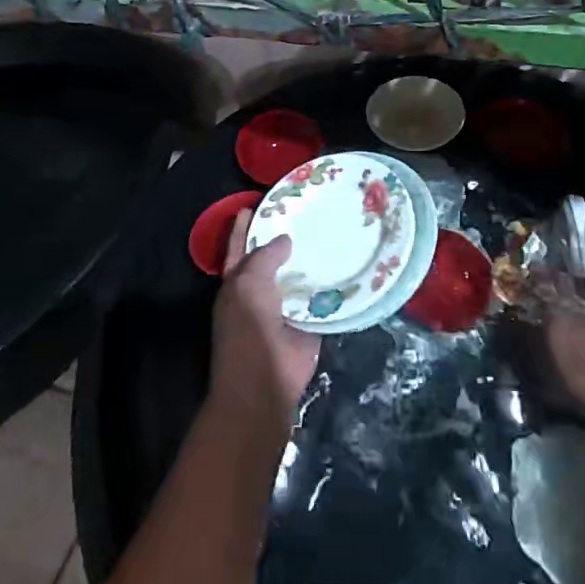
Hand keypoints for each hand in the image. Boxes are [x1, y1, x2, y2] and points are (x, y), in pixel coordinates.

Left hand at [210, 210, 319, 419]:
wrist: (265, 380)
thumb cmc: (247, 330)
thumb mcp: (248, 286)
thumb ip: (264, 258)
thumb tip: (284, 239)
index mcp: (237, 284)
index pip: (239, 247)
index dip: (244, 227)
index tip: (256, 203)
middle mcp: (260, 292)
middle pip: (272, 258)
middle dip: (284, 238)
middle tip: (305, 211)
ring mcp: (285, 307)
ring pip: (299, 275)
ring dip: (312, 258)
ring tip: (331, 229)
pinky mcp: (310, 320)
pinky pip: (322, 295)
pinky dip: (332, 282)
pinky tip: (347, 261)